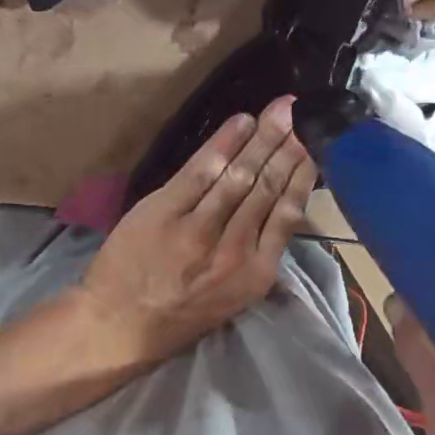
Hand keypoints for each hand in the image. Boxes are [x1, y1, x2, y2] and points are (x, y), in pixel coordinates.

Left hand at [74, 96, 317, 359]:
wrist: (120, 323)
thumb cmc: (178, 314)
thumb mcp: (232, 297)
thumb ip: (256, 254)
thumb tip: (280, 211)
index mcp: (256, 273)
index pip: (288, 214)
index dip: (302, 176)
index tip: (314, 147)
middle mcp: (235, 248)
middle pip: (268, 188)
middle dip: (288, 147)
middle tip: (301, 114)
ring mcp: (200, 228)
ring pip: (241, 175)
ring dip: (263, 138)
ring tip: (280, 110)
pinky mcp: (166, 210)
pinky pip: (202, 170)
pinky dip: (223, 143)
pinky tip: (241, 123)